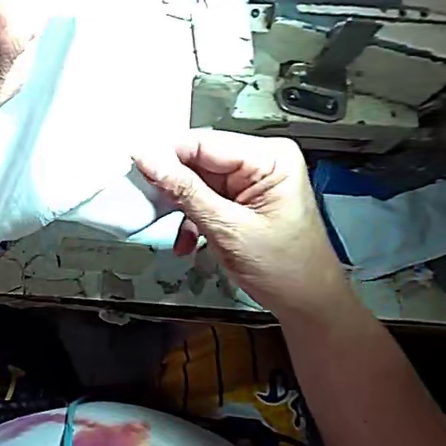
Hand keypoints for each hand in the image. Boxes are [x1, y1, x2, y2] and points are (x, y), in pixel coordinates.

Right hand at [134, 130, 351, 318]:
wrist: (307, 303)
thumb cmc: (287, 269)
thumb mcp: (228, 228)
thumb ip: (186, 191)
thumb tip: (150, 161)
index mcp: (271, 157)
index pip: (204, 143)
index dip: (168, 157)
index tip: (138, 170)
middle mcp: (262, 161)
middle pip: (198, 161)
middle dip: (174, 186)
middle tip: (151, 204)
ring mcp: (251, 181)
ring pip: (196, 181)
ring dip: (181, 208)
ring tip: (175, 229)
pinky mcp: (242, 199)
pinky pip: (204, 198)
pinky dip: (191, 218)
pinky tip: (187, 240)